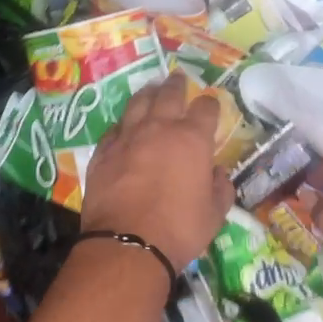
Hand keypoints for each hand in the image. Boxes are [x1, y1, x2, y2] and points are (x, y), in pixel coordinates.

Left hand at [82, 73, 234, 268]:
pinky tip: (123, 125)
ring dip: (147, 94)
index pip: (205, 109)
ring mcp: (127, 138)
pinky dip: (123, 124)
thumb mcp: (214, 215)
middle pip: (168, 95)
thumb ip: (220, 189)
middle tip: (177, 78)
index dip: (210, 105)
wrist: (127, 243)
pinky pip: (114, 129)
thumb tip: (217, 173)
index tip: (210, 105)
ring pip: (137, 104)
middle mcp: (159, 129)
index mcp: (192, 139)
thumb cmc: (179, 229)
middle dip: (176, 85)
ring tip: (150, 89)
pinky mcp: (102, 152)